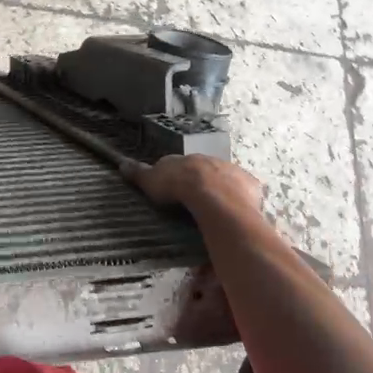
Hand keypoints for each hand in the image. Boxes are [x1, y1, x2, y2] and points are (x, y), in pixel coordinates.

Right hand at [123, 154, 264, 221]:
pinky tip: (238, 213)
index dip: (179, 177)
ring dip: (223, 191)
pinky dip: (242, 200)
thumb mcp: (152, 181)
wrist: (213, 196)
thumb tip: (121, 164)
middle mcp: (209, 160)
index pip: (182, 165)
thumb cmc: (179, 187)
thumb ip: (139, 173)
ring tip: (218, 211)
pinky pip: (246, 192)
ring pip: (226, 180)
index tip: (176, 189)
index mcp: (187, 159)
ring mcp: (232, 172)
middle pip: (205, 171)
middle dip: (202, 183)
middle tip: (197, 202)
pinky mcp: (250, 185)